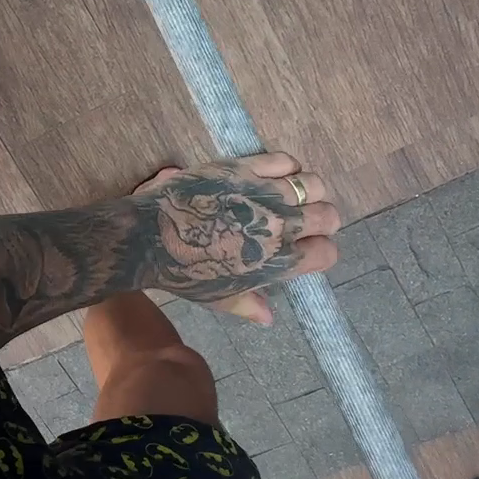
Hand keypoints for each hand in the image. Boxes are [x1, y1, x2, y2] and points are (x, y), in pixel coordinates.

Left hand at [132, 152, 338, 321]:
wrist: (149, 236)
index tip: (309, 244)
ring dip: (307, 189)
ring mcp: (263, 195)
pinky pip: (282, 160)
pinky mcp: (242, 169)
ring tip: (292, 193)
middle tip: (303, 216)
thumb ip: (248, 305)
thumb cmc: (183, 272)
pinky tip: (275, 172)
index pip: (327, 253)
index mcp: (279, 262)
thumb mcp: (219, 298)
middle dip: (321, 216)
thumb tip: (268, 317)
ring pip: (312, 184)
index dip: (321, 248)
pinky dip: (286, 165)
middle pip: (328, 215)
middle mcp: (280, 227)